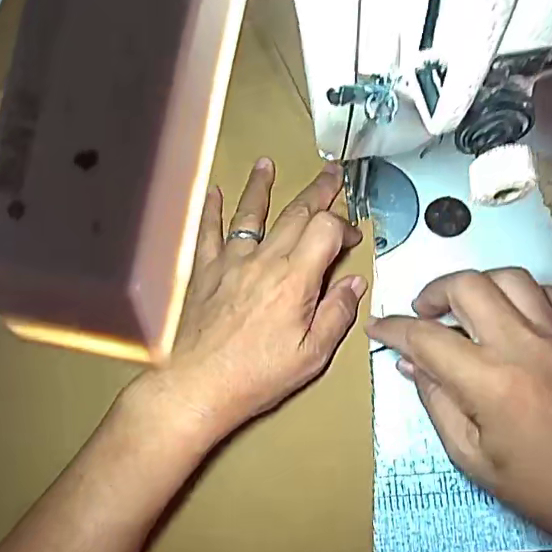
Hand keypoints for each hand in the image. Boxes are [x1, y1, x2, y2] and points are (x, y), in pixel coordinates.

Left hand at [127, 158, 366, 446]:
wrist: (198, 385)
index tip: (350, 239)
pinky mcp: (204, 274)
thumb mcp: (311, 355)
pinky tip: (212, 193)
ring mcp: (229, 264)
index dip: (344, 227)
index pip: (326, 230)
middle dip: (317, 192)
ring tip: (267, 165)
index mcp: (294, 281)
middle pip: (294, 213)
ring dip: (262, 187)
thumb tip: (353, 286)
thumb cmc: (252, 376)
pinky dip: (210, 210)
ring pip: (249, 213)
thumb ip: (336, 315)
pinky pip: (207, 232)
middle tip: (330, 175)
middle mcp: (262, 263)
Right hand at [367, 268, 551, 551]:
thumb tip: (413, 366)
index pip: (426, 337)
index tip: (379, 329)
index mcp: (489, 382)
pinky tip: (508, 316)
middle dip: (432, 293)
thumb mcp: (471, 456)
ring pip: (509, 277)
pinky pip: (546, 293)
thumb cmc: (544, 486)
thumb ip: (436, 402)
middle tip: (422, 314)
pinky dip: (518, 295)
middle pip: (467, 286)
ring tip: (463, 308)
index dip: (393, 329)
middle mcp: (524, 347)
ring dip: (477, 285)